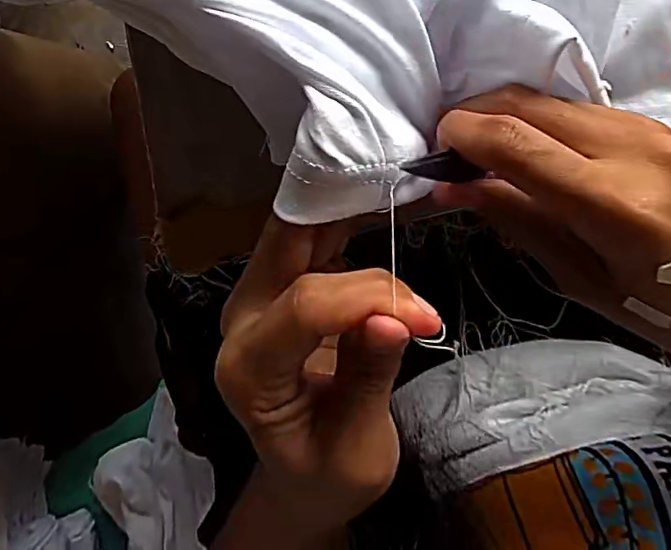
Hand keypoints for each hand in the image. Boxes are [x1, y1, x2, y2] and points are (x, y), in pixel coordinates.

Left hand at [213, 216, 441, 546]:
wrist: (305, 474)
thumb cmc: (327, 473)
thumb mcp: (356, 451)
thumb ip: (368, 380)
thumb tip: (393, 319)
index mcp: (249, 370)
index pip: (306, 305)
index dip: (372, 299)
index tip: (426, 320)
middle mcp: (244, 319)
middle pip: (287, 241)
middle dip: (343, 211)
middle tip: (403, 199)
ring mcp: (260, 293)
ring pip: (299, 225)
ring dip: (347, 204)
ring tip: (399, 195)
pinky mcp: (284, 280)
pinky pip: (313, 232)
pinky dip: (349, 214)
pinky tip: (381, 204)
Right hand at [430, 86, 670, 388]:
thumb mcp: (587, 284)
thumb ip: (518, 222)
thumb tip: (453, 187)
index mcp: (619, 208)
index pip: (517, 144)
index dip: (464, 134)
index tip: (435, 149)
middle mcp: (634, 151)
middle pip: (528, 106)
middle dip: (477, 117)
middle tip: (450, 153)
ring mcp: (648, 128)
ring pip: (549, 99)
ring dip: (506, 116)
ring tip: (484, 153)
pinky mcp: (654, 121)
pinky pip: (576, 108)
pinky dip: (539, 120)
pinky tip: (530, 150)